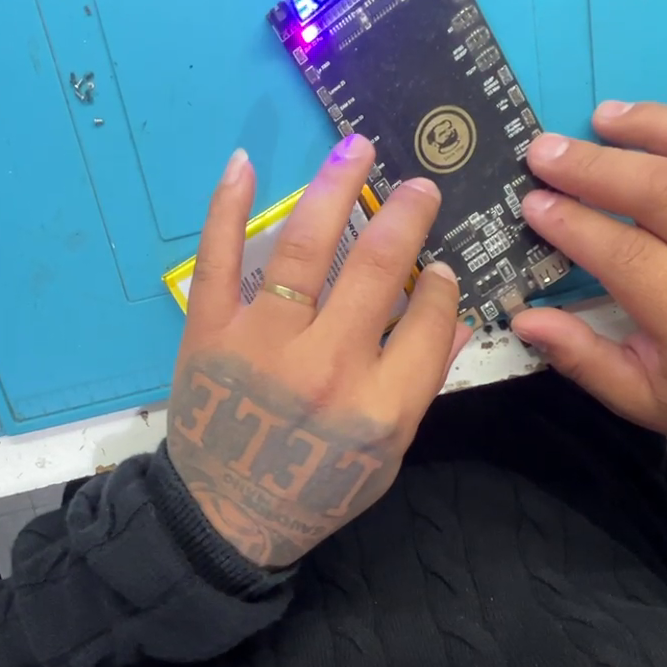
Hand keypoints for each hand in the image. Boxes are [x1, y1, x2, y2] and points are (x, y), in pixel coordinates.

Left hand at [168, 136, 469, 567]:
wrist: (228, 517)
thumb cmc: (317, 490)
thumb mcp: (386, 455)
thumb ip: (422, 385)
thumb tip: (458, 314)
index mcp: (381, 405)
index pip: (428, 319)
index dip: (441, 283)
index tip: (439, 267)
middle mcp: (328, 366)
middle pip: (378, 269)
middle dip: (407, 217)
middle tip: (418, 186)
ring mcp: (263, 344)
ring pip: (306, 249)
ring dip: (336, 188)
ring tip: (357, 148)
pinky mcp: (209, 333)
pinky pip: (218, 260)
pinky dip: (228, 208)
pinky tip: (244, 164)